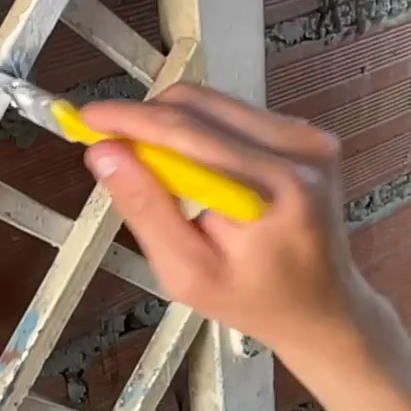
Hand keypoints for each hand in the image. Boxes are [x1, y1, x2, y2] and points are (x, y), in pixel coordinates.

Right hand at [79, 84, 401, 359]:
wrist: (324, 308)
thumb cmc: (252, 301)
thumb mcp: (187, 274)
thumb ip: (146, 210)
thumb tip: (102, 152)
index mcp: (275, 189)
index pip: (187, 133)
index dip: (130, 119)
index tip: (85, 118)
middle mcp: (300, 149)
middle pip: (198, 104)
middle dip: (144, 119)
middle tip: (112, 148)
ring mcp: (309, 137)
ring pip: (212, 102)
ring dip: (170, 125)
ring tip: (156, 170)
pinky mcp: (307, 134)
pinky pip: (232, 113)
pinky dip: (198, 131)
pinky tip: (195, 171)